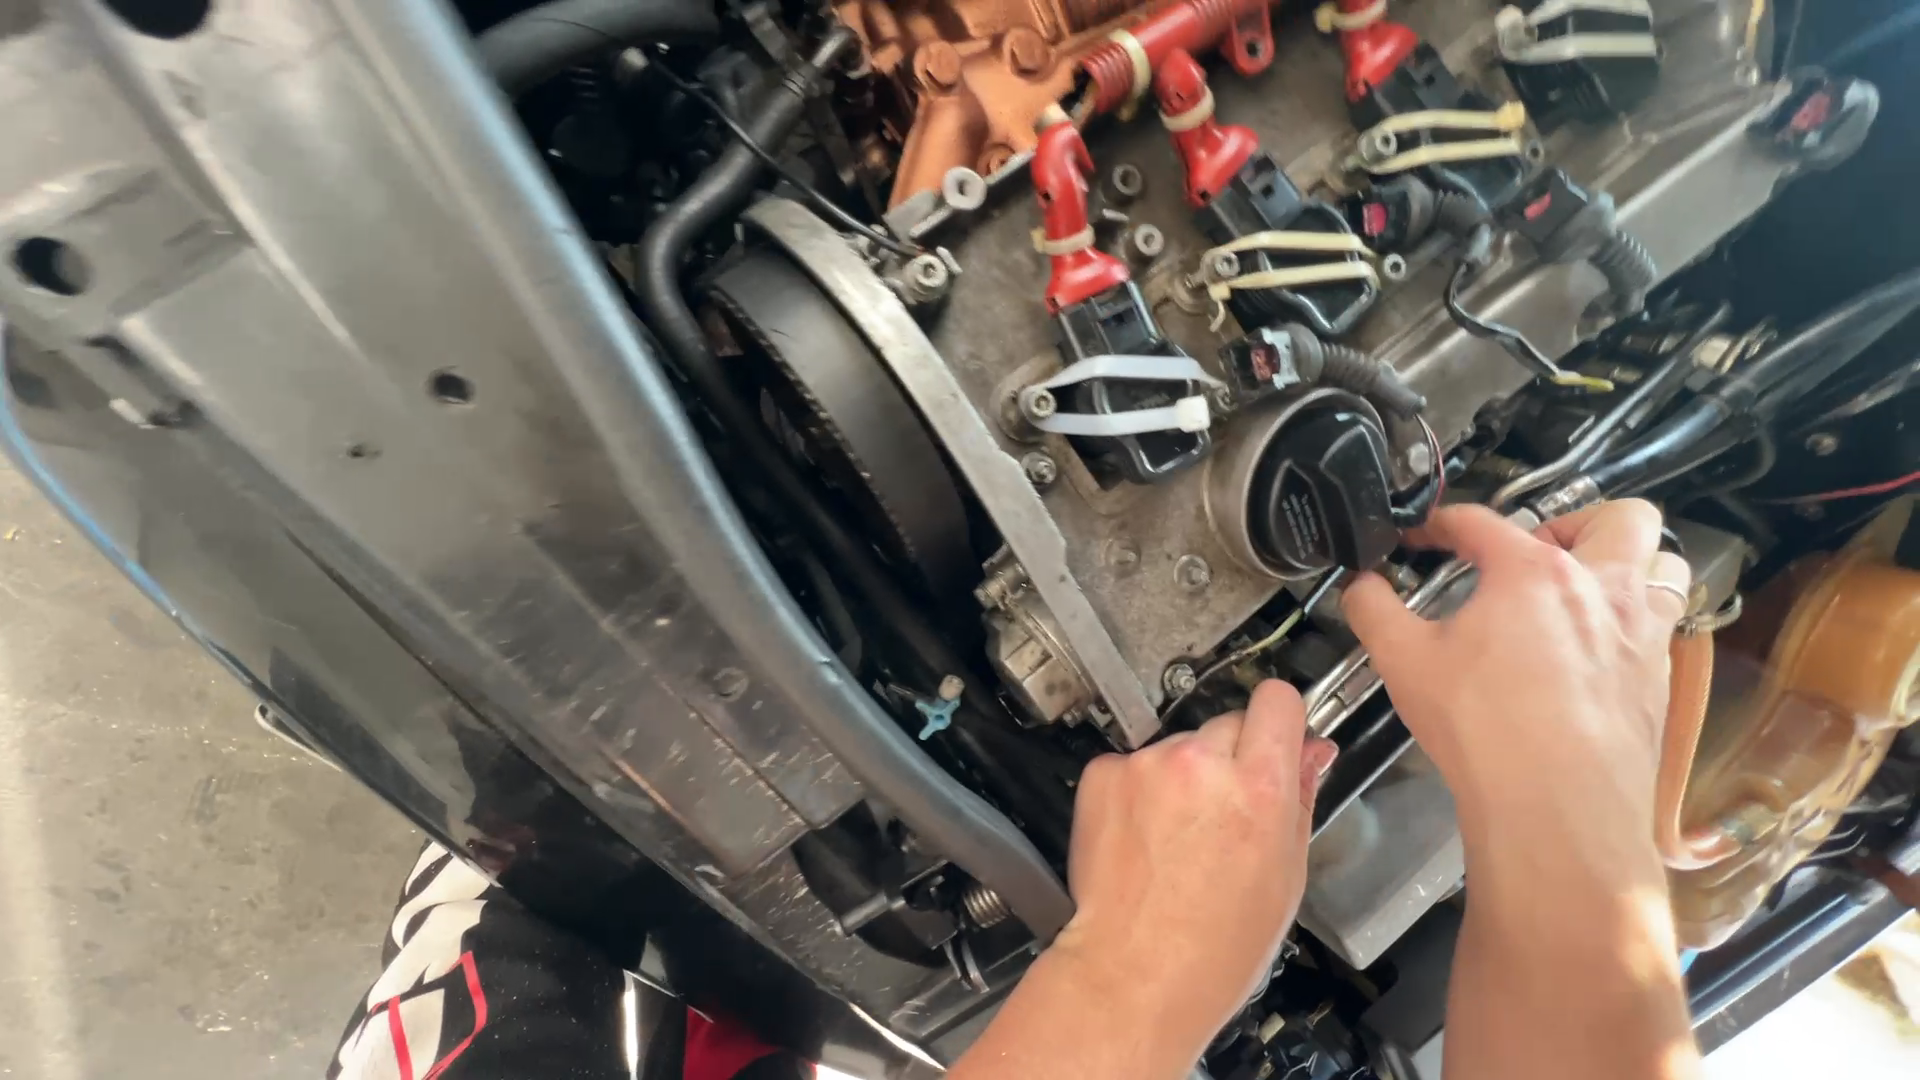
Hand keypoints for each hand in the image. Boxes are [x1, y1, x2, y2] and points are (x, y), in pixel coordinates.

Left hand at [1052, 681, 1337, 1049]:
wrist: (1135, 969)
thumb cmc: (1216, 943)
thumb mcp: (1285, 875)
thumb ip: (1298, 799)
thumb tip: (1311, 751)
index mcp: (1259, 786)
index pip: (1278, 701)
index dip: (1280, 719)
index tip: (1275, 734)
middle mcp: (1200, 762)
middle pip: (1226, 724)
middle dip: (1230, 758)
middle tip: (1222, 812)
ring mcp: (1146, 764)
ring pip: (1177, 747)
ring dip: (1180, 776)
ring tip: (1176, 837)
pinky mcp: (1103, 773)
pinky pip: (1132, 763)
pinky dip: (1137, 788)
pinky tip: (1142, 835)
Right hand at [1340, 500, 1689, 872]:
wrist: (1555, 805)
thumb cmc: (1477, 721)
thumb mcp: (1399, 656)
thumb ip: (1371, 606)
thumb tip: (1359, 583)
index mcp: (1532, 572)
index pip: (1482, 521)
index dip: (1440, 522)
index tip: (1420, 537)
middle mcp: (1600, 589)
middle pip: (1618, 516)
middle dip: (1568, 522)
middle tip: (1526, 553)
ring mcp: (1642, 633)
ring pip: (1663, 564)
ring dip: (1620, 562)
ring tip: (1573, 589)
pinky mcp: (1660, 679)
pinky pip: (1661, 622)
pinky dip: (1627, 616)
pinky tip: (1585, 648)